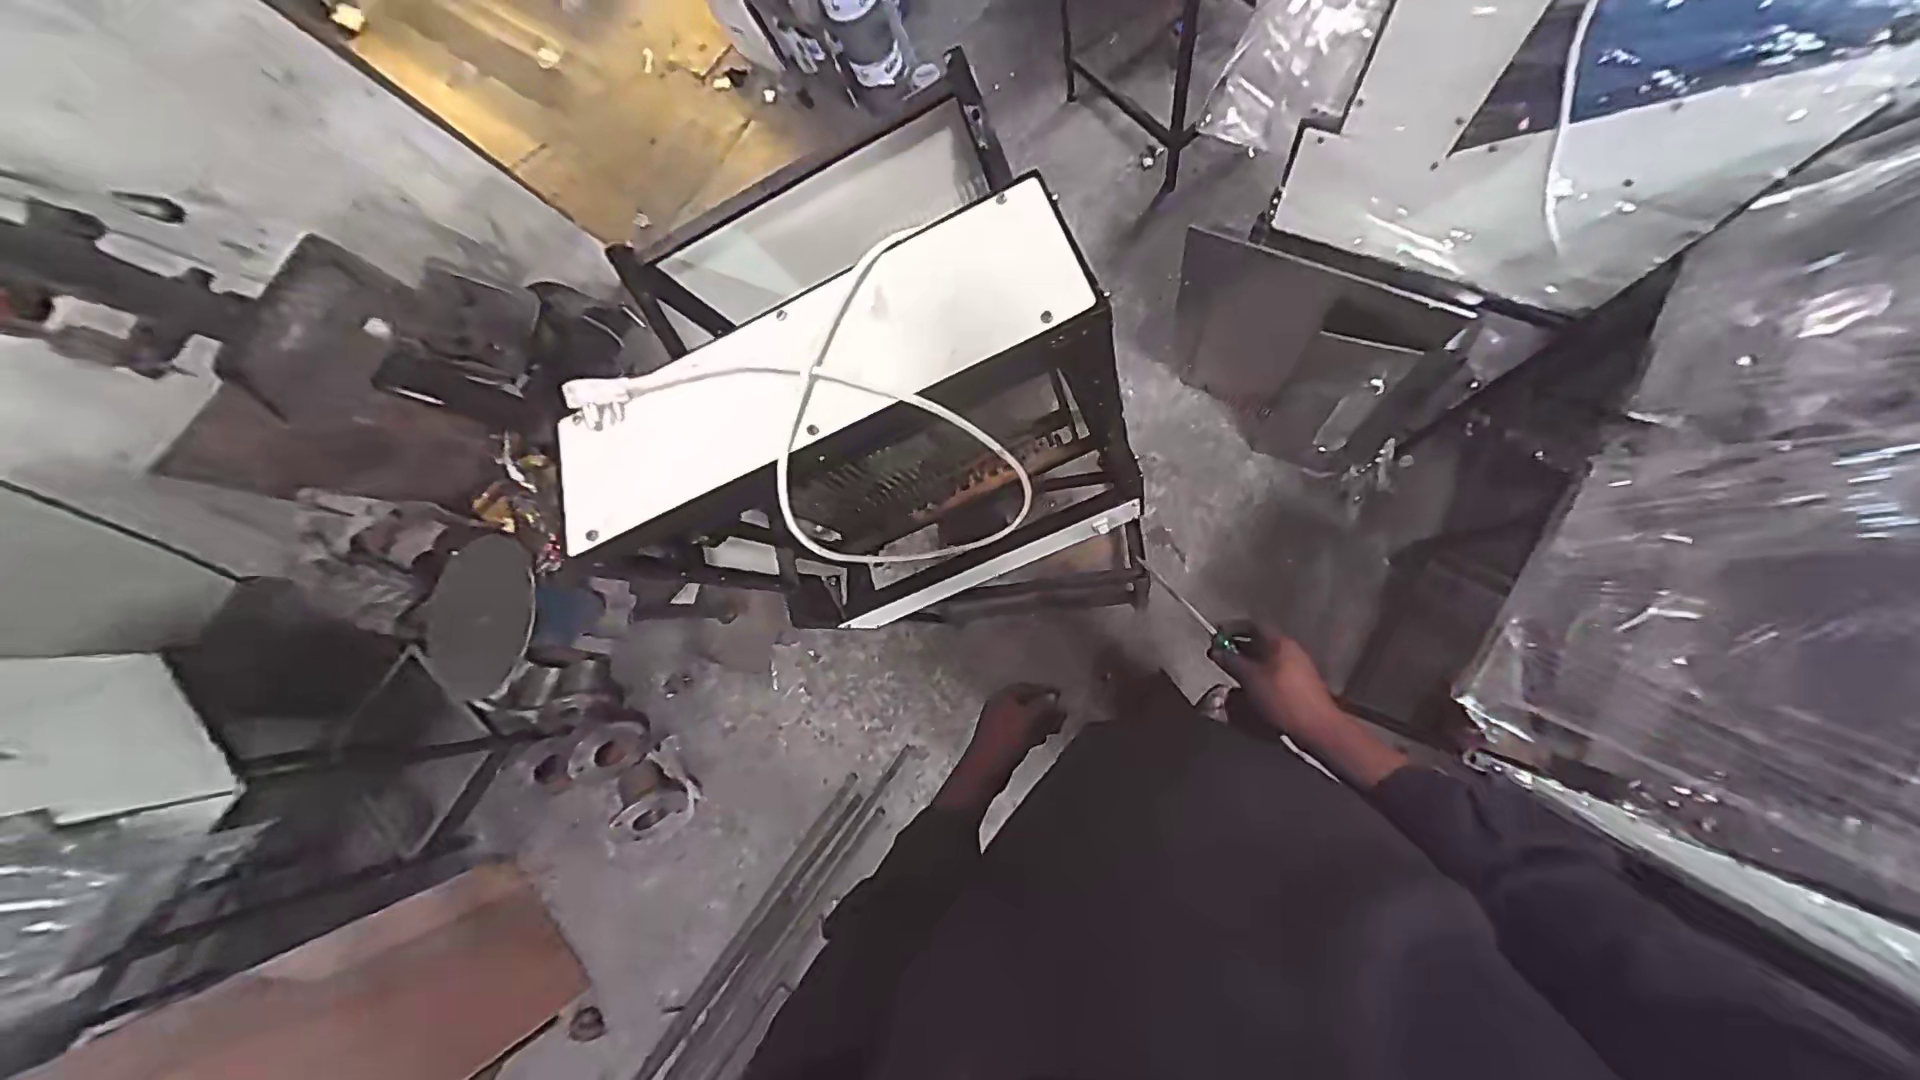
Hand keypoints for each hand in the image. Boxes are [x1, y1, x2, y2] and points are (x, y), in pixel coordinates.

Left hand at [934, 684, 1065, 811]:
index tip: (1062, 695)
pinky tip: (1041, 739)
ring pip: (1025, 718)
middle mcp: (999, 706)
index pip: (1029, 687)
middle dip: (1046, 708)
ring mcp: (998, 723)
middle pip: (1027, 702)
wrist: (985, 770)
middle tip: (1062, 715)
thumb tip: (1058, 702)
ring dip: (1041, 721)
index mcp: (1004, 696)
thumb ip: (1047, 707)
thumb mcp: (1031, 719)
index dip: (1047, 690)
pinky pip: (1021, 731)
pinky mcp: (1000, 740)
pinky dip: (1033, 732)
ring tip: (1056, 728)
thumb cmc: (1007, 740)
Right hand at [1210, 626, 1407, 788]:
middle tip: (1221, 655)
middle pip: (1259, 640)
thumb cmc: (1281, 698)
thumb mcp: (1249, 678)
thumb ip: (1230, 661)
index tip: (1216, 636)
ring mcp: (1298, 665)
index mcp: (1279, 642)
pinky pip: (1274, 670)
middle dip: (1238, 646)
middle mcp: (1291, 649)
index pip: (1252, 625)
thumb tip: (1215, 650)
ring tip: (1233, 672)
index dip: (1231, 628)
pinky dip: (1259, 673)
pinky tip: (1251, 686)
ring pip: (1267, 656)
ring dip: (1248, 661)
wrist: (1316, 727)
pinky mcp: (1301, 683)